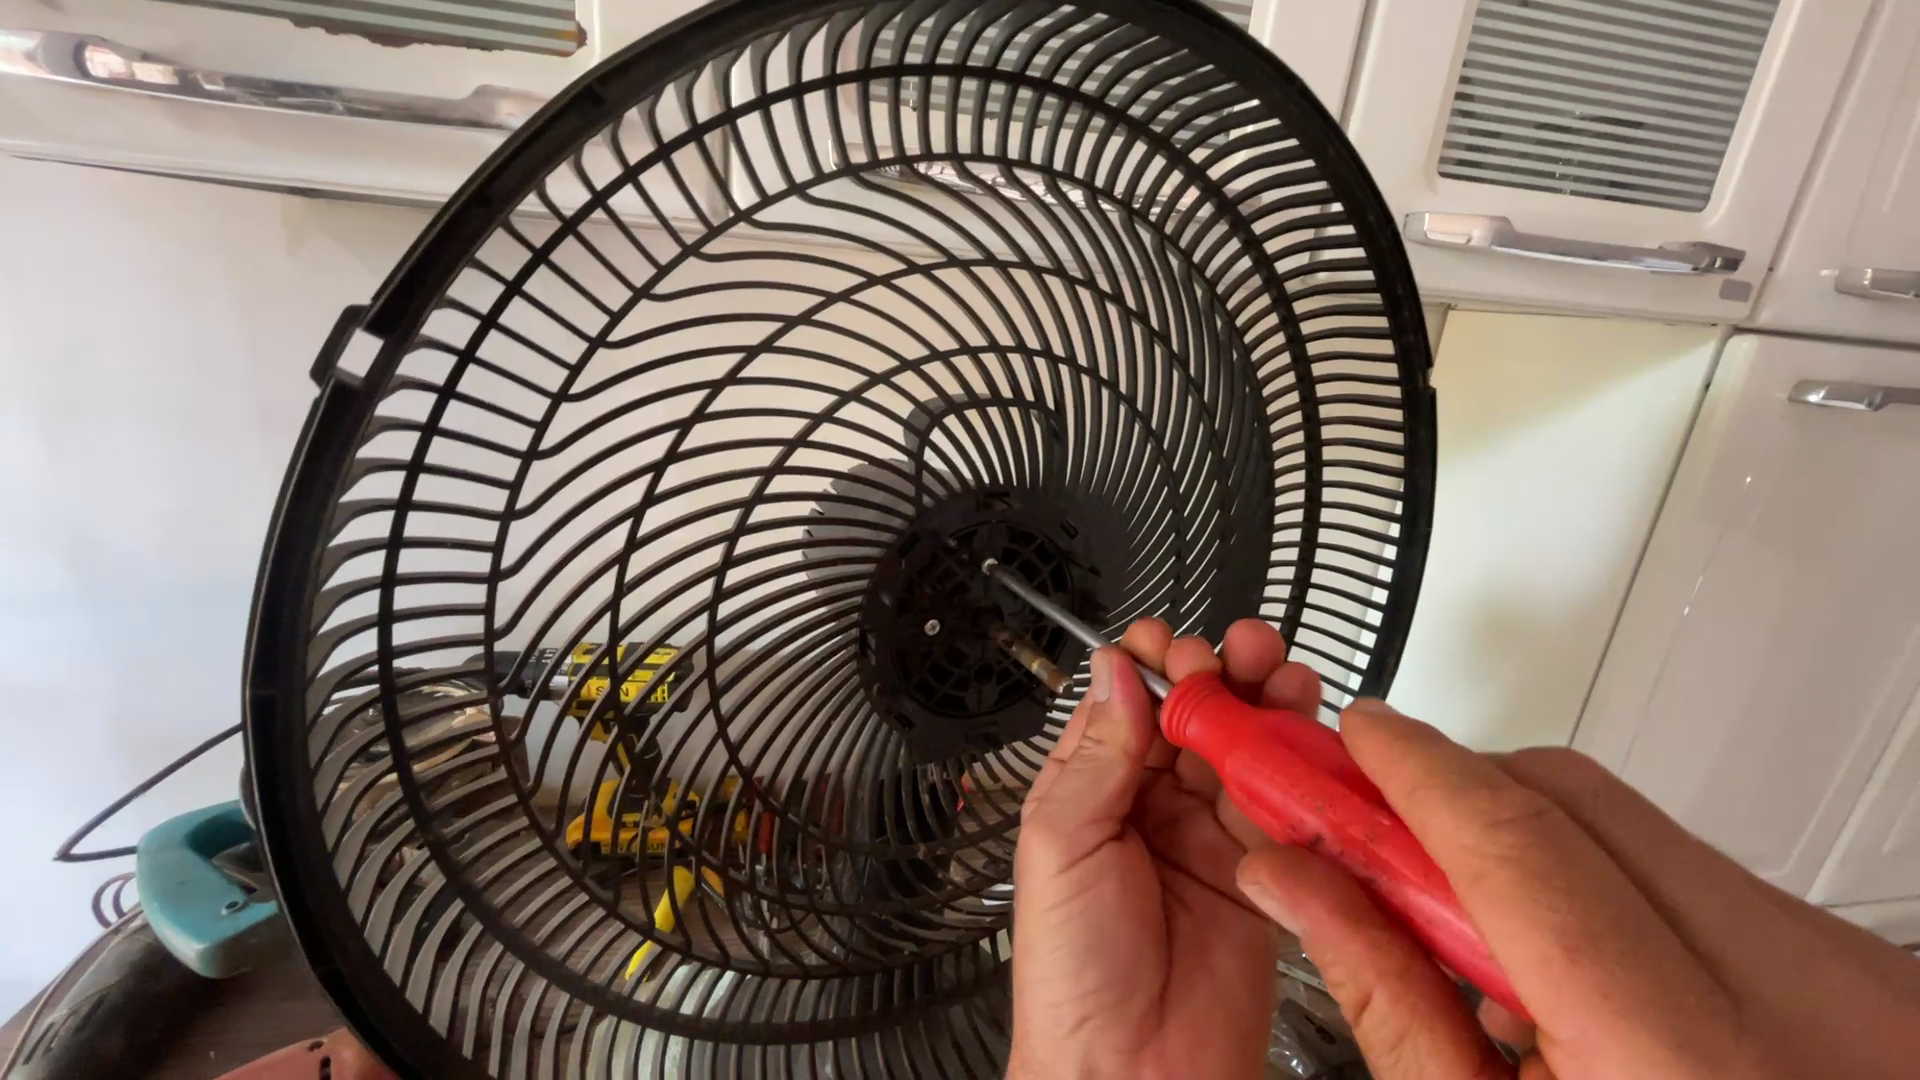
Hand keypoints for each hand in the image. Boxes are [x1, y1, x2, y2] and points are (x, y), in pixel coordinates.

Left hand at [1007, 617, 1323, 1078]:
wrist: (1131, 1071)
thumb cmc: (1071, 964)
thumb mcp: (1061, 841)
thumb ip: (1098, 755)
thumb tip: (1114, 672)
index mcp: (1089, 785)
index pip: (1121, 701)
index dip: (1144, 666)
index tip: (1163, 646)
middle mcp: (1147, 798)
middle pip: (1184, 713)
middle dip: (1208, 671)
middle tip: (1224, 653)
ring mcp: (1204, 828)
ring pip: (1235, 744)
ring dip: (1255, 697)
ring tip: (1271, 663)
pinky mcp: (1257, 864)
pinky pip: (1279, 799)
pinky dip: (1293, 756)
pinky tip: (1301, 719)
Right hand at [1235, 696, 1919, 1078]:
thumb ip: (1379, 989)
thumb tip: (1282, 870)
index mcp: (1692, 1068)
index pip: (1524, 845)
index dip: (1422, 769)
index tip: (1358, 731)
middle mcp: (1816, 1004)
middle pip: (1574, 800)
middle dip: (1457, 793)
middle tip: (1382, 830)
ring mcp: (1863, 979)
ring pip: (1631, 820)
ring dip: (1523, 835)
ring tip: (1482, 925)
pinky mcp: (1873, 969)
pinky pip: (1690, 864)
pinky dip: (1596, 874)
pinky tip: (1573, 960)